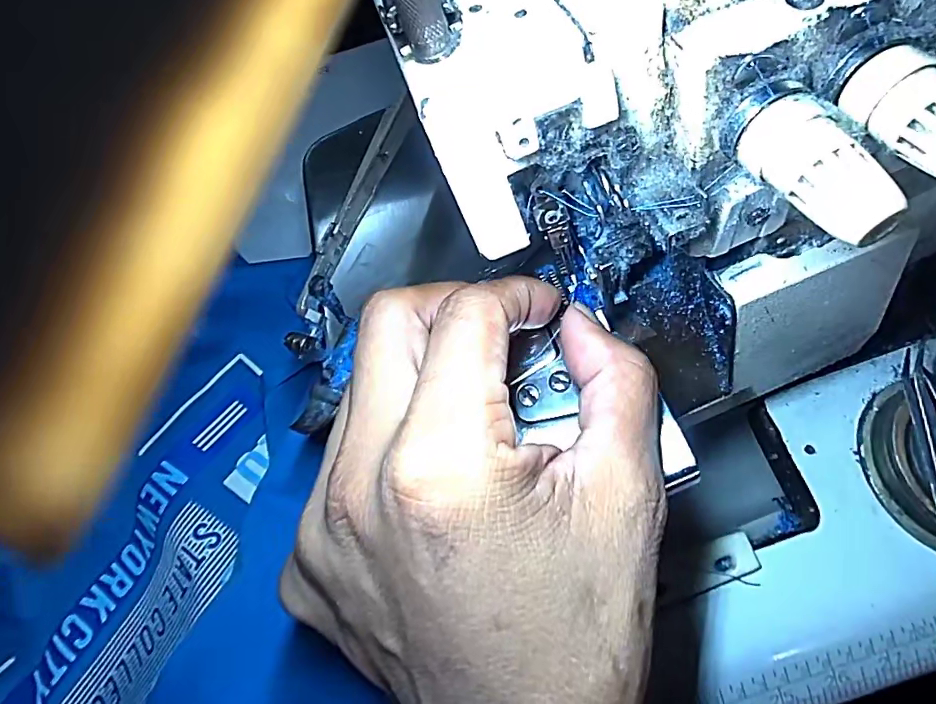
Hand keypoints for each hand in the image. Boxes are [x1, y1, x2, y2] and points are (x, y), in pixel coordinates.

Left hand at [280, 278, 666, 703]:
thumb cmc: (574, 640)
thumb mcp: (626, 496)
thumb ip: (615, 382)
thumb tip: (575, 326)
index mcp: (439, 466)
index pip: (462, 315)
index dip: (513, 294)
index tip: (538, 307)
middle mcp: (359, 486)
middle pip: (389, 321)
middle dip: (451, 307)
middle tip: (496, 333)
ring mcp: (321, 519)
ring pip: (363, 379)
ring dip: (421, 371)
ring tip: (473, 408)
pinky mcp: (309, 547)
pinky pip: (344, 446)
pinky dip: (392, 432)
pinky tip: (434, 470)